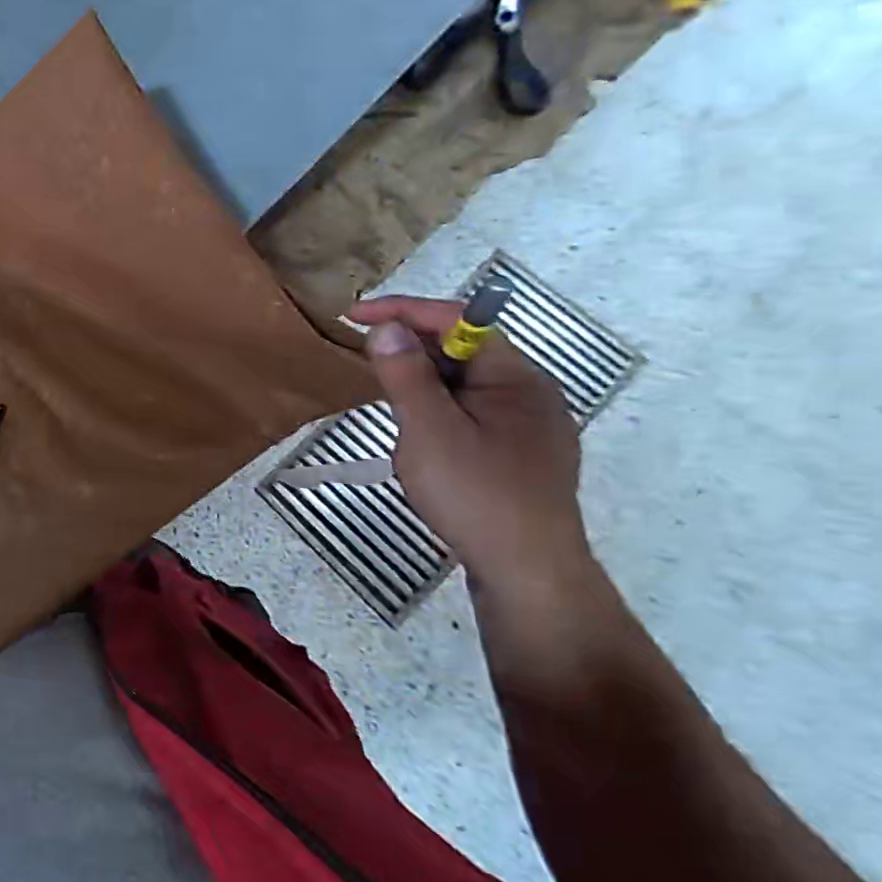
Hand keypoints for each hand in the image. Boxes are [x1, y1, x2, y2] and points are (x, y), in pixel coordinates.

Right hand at [347, 296, 590, 587]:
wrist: (527, 571)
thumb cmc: (477, 495)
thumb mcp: (430, 431)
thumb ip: (406, 376)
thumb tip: (386, 329)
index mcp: (518, 378)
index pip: (459, 321)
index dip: (404, 310)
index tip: (353, 315)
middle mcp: (528, 392)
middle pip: (463, 347)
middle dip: (409, 340)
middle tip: (359, 348)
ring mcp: (524, 423)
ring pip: (463, 379)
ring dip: (419, 372)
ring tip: (378, 382)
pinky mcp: (513, 450)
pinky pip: (466, 406)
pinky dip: (432, 400)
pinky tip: (411, 420)